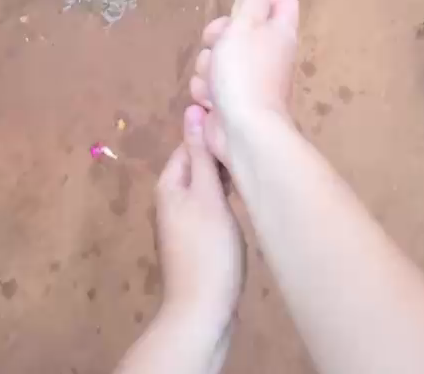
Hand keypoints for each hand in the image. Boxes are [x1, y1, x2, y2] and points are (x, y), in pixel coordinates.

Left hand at [152, 105, 244, 335]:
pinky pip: (211, 206)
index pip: (191, 143)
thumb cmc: (208, 250)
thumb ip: (201, 154)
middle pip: (197, 163)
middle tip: (253, 153)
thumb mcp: (207, 195)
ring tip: (253, 173)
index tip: (243, 131)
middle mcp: (172, 198)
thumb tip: (192, 109)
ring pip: (206, 186)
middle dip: (221, 157)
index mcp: (170, 183)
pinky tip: (245, 202)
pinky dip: (226, 200)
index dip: (214, 134)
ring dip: (226, 179)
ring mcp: (184, 220)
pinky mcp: (197, 239)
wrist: (202, 312)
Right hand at [189, 0, 299, 165]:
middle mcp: (267, 54)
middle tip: (214, 39)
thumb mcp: (244, 26)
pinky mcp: (230, 99)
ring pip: (218, 56)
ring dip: (208, 64)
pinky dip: (206, 89)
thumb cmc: (245, 72)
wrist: (244, 131)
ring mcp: (249, 79)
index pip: (282, 1)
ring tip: (213, 77)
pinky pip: (211, 82)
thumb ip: (250, 3)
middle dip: (219, 32)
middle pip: (240, 28)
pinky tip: (209, 98)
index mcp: (279, 32)